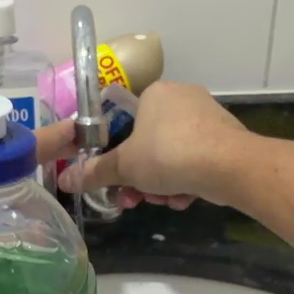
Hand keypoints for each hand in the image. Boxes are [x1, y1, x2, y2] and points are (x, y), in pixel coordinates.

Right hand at [55, 83, 251, 208]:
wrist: (229, 165)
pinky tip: (185, 198)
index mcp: (153, 93)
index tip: (116, 178)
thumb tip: (64, 180)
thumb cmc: (168, 154)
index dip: (117, 154)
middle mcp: (181, 97)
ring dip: (163, 184)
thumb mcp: (124, 167)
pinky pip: (195, 160)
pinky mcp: (224, 138)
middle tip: (136, 198)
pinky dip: (187, 180)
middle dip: (141, 177)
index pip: (125, 121)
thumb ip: (94, 173)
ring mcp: (206, 116)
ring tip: (166, 201)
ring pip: (172, 156)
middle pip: (148, 143)